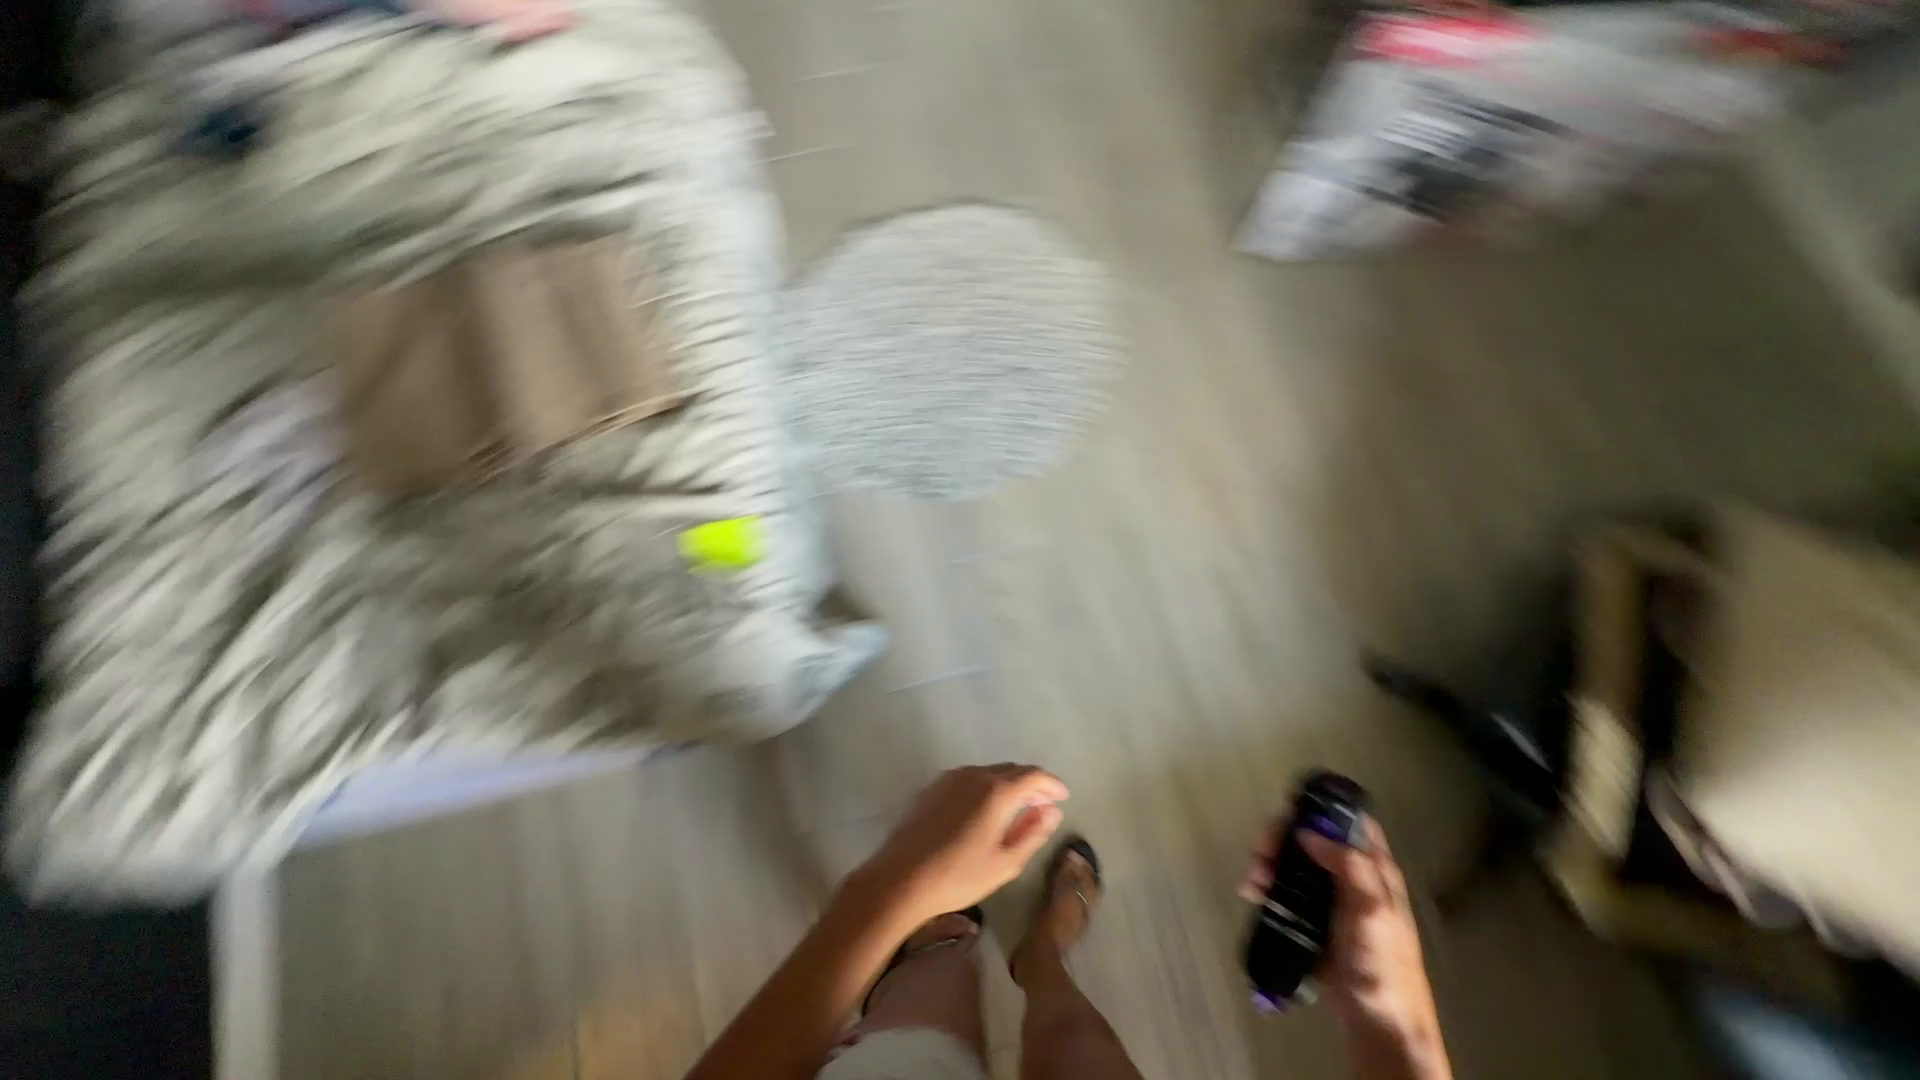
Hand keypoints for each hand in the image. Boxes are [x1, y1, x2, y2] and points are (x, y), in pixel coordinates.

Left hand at [853, 764, 1068, 926]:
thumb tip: (1051, 811)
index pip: (1033, 776)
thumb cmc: (958, 876)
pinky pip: (968, 780)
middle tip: (1043, 805)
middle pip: (1011, 770)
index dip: (1051, 784)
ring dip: (1008, 785)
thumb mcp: (1005, 863)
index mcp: (996, 791)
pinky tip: (985, 811)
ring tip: (1017, 809)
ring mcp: (949, 779)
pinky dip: (986, 788)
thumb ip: (1033, 833)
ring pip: (988, 773)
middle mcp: (974, 775)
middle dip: (1031, 785)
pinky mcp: (931, 789)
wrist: (900, 879)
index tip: (1062, 796)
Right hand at [1239, 817, 1443, 1045]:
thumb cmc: (1382, 963)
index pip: (1348, 821)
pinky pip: (1282, 893)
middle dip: (1281, 838)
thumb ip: (1347, 865)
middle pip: (1309, 838)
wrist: (1377, 1021)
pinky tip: (1252, 894)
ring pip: (1292, 863)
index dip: (1321, 808)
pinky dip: (1264, 887)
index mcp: (1372, 869)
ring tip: (1253, 880)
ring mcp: (1328, 899)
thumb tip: (1308, 832)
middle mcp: (1349, 876)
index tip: (1290, 807)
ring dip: (1268, 863)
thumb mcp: (1371, 908)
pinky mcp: (1310, 921)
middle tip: (1261, 851)